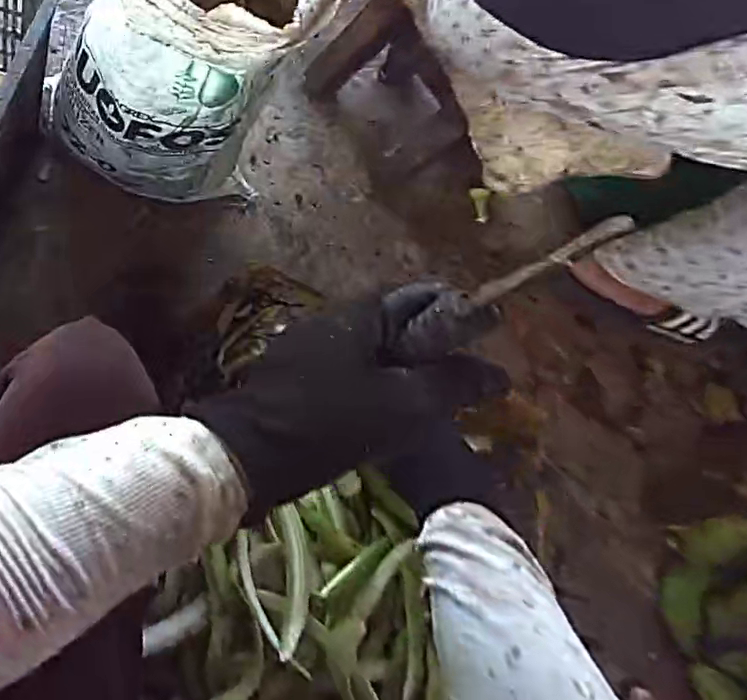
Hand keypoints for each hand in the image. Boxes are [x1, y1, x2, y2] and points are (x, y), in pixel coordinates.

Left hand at [185, 283, 507, 521]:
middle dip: (431, 347)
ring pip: (372, 350)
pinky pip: (349, 371)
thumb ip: (451, 383)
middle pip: (395, 323)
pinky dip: (375, 386)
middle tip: (463, 381)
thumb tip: (496, 370)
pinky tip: (389, 418)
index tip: (485, 343)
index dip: (455, 315)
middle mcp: (331, 319)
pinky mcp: (296, 374)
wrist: (250, 450)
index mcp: (358, 313)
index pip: (419, 295)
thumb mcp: (404, 406)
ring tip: (435, 403)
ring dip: (404, 370)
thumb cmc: (330, 422)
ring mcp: (309, 346)